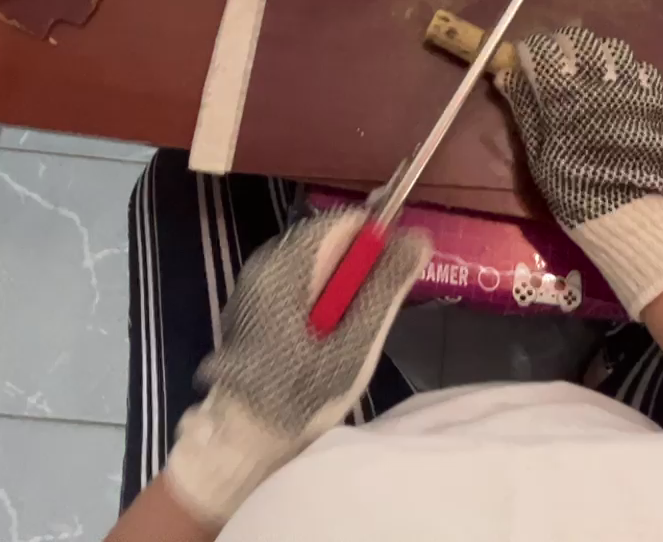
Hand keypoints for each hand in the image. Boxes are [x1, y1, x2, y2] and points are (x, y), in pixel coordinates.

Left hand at [163, 210, 430, 524]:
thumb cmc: (301, 392)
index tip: (389, 276)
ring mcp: (254, 279)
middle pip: (330, 239)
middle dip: (357, 268)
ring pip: (315, 260)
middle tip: (364, 315)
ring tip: (342, 332)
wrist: (243, 441)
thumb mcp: (355, 343)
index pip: (346, 221)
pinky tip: (318, 336)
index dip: (377, 242)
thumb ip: (386, 286)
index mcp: (288, 263)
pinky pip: (296, 278)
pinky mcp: (250, 299)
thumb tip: (419, 237)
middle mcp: (265, 260)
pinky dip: (316, 296)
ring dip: (338, 285)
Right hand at [495, 25, 662, 316]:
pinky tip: (625, 89)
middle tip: (563, 60)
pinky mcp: (657, 101)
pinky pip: (644, 70)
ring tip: (597, 73)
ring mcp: (631, 88)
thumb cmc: (574, 188)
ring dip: (601, 55)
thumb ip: (524, 110)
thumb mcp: (538, 154)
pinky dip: (630, 73)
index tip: (529, 57)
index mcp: (563, 95)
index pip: (544, 51)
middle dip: (568, 45)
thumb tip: (505, 76)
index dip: (535, 49)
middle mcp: (597, 82)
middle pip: (581, 41)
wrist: (631, 216)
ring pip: (615, 50)